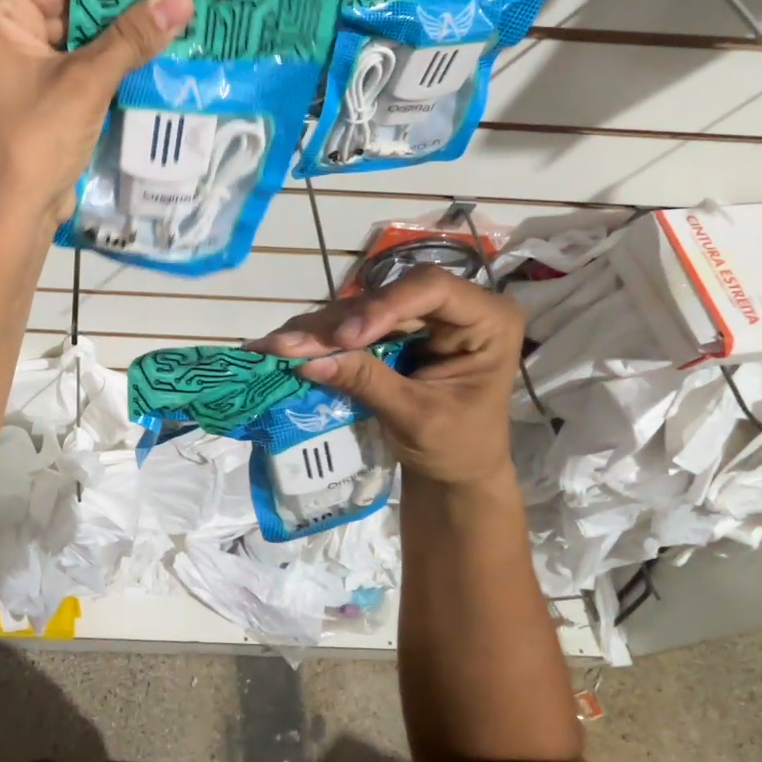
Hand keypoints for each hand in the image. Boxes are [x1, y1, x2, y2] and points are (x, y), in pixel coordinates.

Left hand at [0, 0, 194, 229]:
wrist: (14, 213)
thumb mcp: (86, 83)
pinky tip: (154, 50)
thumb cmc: (36, 141)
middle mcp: (0, 29)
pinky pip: (79, 61)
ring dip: (125, 31)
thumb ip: (133, 36)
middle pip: (75, 1)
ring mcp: (17, 61)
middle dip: (128, 0)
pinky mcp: (35, 89)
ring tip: (178, 16)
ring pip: (80, 33)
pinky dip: (112, 58)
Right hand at [247, 267, 526, 485]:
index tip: (346, 338)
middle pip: (385, 297)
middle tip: (288, 345)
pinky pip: (350, 325)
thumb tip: (308, 362)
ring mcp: (418, 316)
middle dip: (336, 324)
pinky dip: (319, 339)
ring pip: (359, 309)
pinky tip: (285, 344)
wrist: (457, 472)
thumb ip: (368, 382)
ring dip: (317, 330)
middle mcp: (452, 307)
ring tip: (275, 347)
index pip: (431, 289)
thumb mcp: (416, 417)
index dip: (384, 305)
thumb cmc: (455, 447)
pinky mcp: (392, 330)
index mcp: (486, 320)